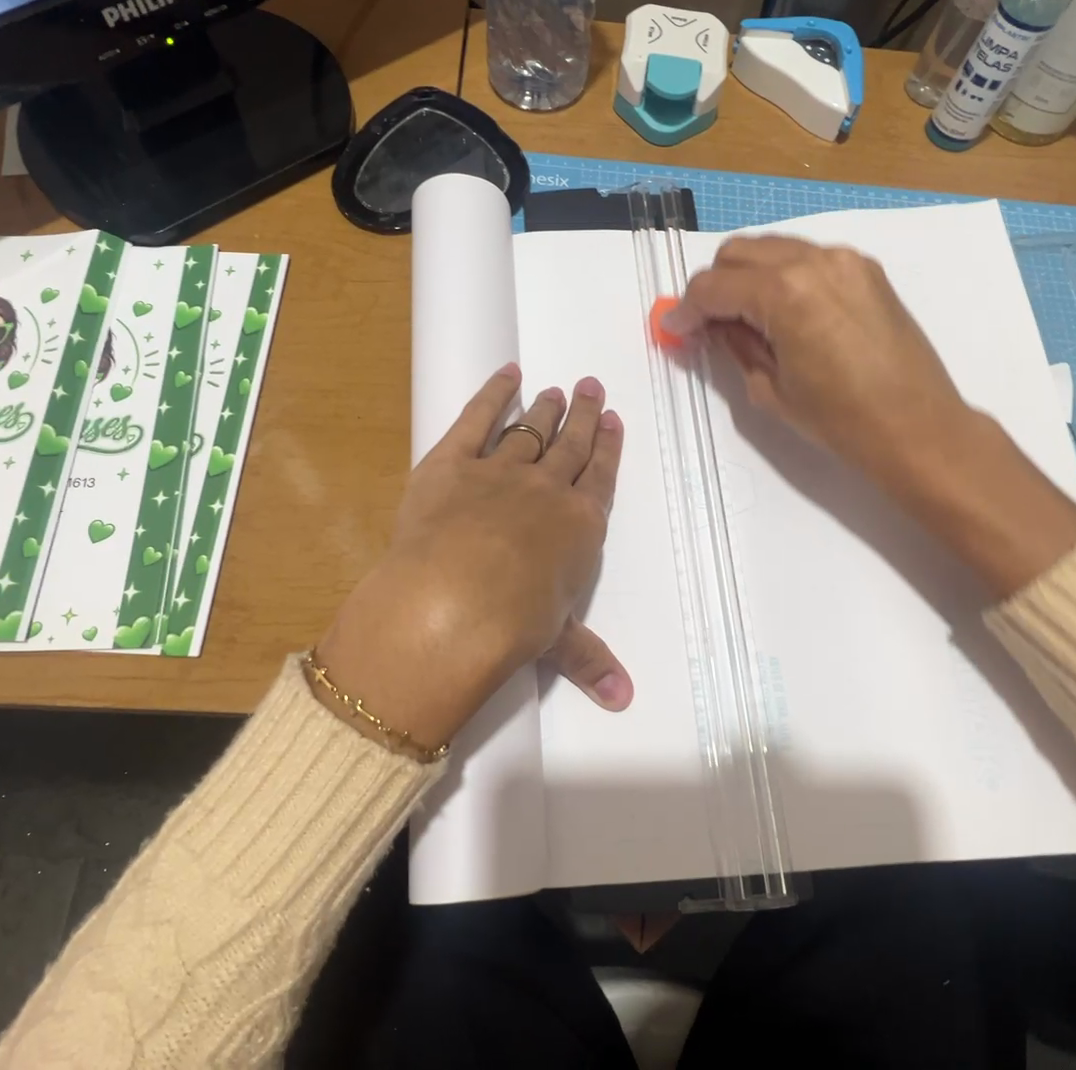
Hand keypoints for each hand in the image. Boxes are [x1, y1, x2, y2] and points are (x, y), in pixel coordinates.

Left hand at [314, 365, 630, 750]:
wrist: (453, 602)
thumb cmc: (514, 626)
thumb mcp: (557, 642)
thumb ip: (590, 661)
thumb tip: (624, 700)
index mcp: (579, 528)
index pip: (600, 480)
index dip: (609, 450)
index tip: (615, 423)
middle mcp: (546, 491)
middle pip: (572, 446)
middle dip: (585, 417)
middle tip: (592, 388)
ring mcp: (499, 471)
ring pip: (530, 431)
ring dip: (545, 409)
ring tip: (556, 391)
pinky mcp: (451, 461)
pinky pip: (477, 418)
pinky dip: (493, 394)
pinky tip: (506, 375)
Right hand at [658, 236, 972, 483]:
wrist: (917, 426)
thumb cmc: (840, 420)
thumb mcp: (771, 390)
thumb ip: (736, 346)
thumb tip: (714, 327)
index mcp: (785, 293)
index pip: (713, 286)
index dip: (686, 309)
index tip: (673, 329)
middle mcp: (814, 260)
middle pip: (739, 252)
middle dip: (715, 286)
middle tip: (708, 326)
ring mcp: (844, 260)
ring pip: (773, 249)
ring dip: (748, 278)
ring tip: (748, 322)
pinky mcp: (865, 269)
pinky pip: (807, 258)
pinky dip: (783, 277)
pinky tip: (786, 316)